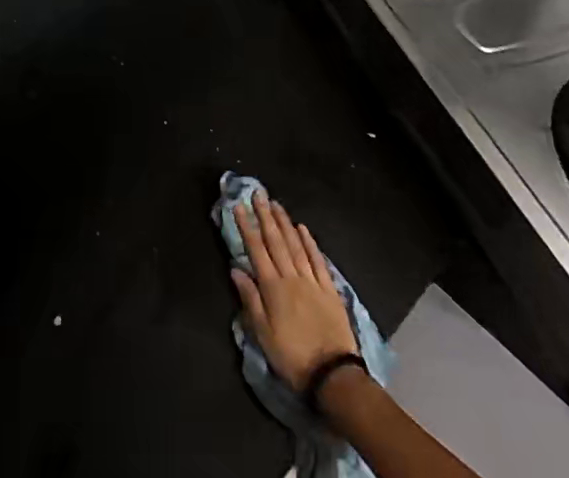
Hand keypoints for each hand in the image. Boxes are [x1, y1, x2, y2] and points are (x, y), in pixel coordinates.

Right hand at [230, 189, 358, 391]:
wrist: (332, 373)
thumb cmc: (291, 356)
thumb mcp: (262, 333)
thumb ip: (250, 299)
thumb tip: (236, 269)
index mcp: (273, 288)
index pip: (256, 250)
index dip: (246, 227)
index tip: (239, 207)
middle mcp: (291, 277)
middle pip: (276, 241)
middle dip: (265, 216)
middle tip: (259, 194)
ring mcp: (312, 281)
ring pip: (296, 246)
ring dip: (285, 223)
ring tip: (276, 205)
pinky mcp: (329, 289)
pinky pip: (318, 260)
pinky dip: (309, 243)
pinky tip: (303, 229)